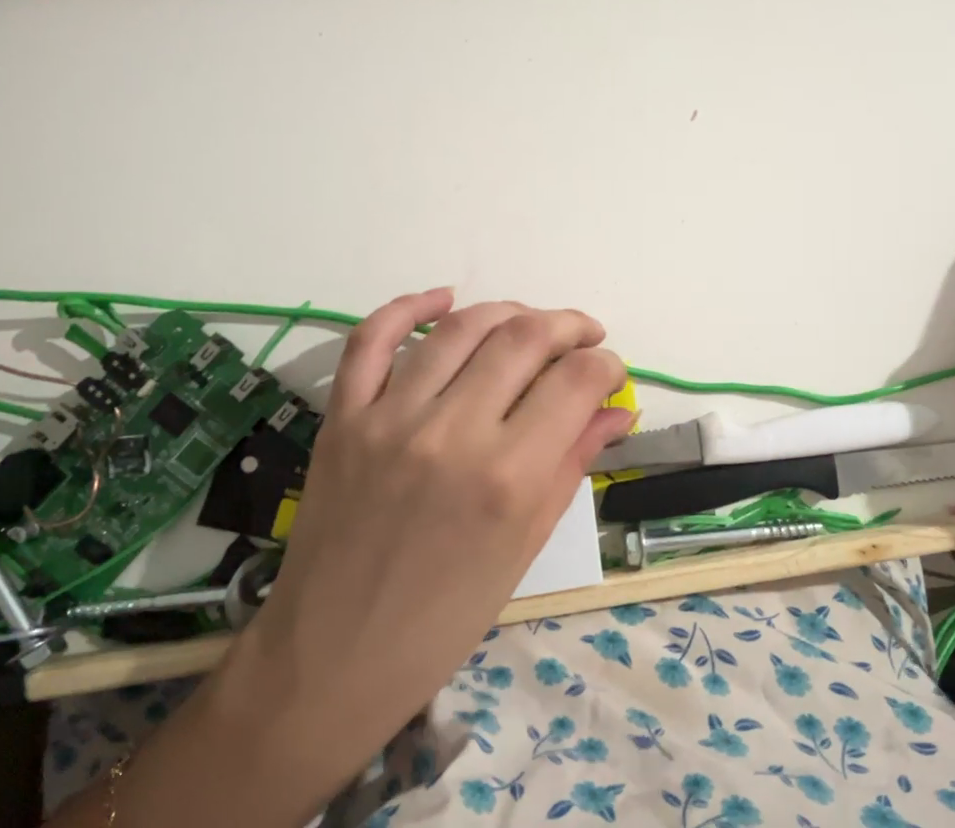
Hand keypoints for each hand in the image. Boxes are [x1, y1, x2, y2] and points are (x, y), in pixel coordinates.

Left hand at [214, 290, 632, 803]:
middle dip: (569, 326)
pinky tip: (444, 299)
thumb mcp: (526, 547)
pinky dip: (409, 305)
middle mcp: (453, 433)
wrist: (336, 655)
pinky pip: (372, 338)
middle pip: (524, 337)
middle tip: (584, 337)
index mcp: (509, 478)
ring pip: (460, 327)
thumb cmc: (447, 617)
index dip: (606, 364)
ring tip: (531, 324)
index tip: (611, 372)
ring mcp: (390, 418)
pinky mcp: (343, 416)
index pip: (576, 381)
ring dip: (508, 312)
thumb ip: (572, 466)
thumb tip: (617, 412)